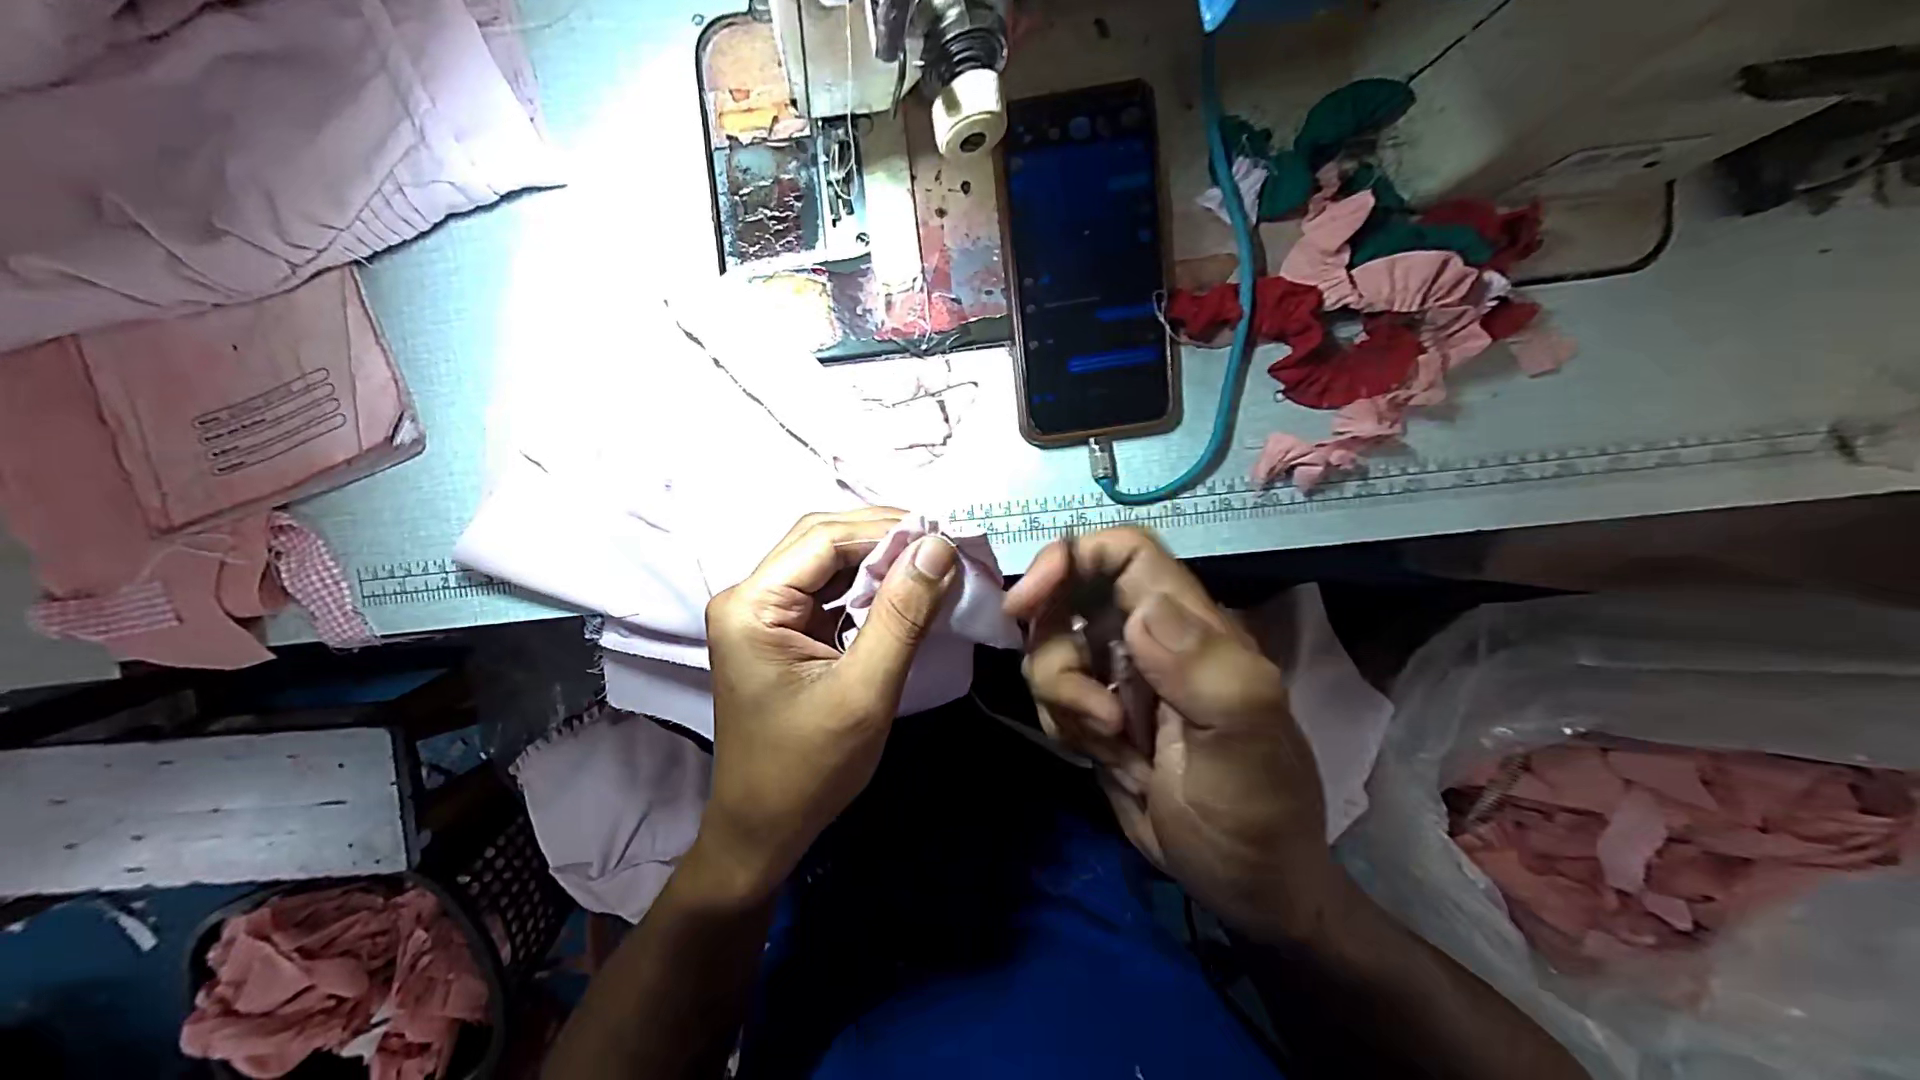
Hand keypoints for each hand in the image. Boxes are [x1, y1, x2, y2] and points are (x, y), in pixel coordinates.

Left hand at [694, 509, 959, 903]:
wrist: (766, 828)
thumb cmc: (808, 769)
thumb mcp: (864, 692)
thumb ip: (901, 617)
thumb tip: (938, 547)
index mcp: (751, 606)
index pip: (824, 540)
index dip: (886, 531)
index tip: (945, 536)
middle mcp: (749, 597)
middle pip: (822, 540)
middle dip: (885, 537)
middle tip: (944, 545)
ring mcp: (764, 613)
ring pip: (829, 560)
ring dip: (881, 558)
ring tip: (934, 561)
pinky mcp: (783, 629)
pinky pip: (831, 589)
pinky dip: (871, 584)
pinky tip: (906, 588)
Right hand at [1006, 527, 1337, 937]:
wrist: (1246, 883)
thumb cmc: (1257, 812)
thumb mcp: (1246, 742)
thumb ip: (1205, 669)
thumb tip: (1141, 611)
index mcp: (1190, 626)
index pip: (1123, 553)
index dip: (1071, 557)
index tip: (1028, 601)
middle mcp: (1149, 639)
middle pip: (1067, 602)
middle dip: (1056, 655)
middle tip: (1094, 715)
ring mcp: (1120, 677)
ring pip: (1050, 652)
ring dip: (1064, 703)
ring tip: (1117, 749)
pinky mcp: (1098, 713)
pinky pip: (1051, 697)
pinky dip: (1064, 727)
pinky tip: (1110, 761)